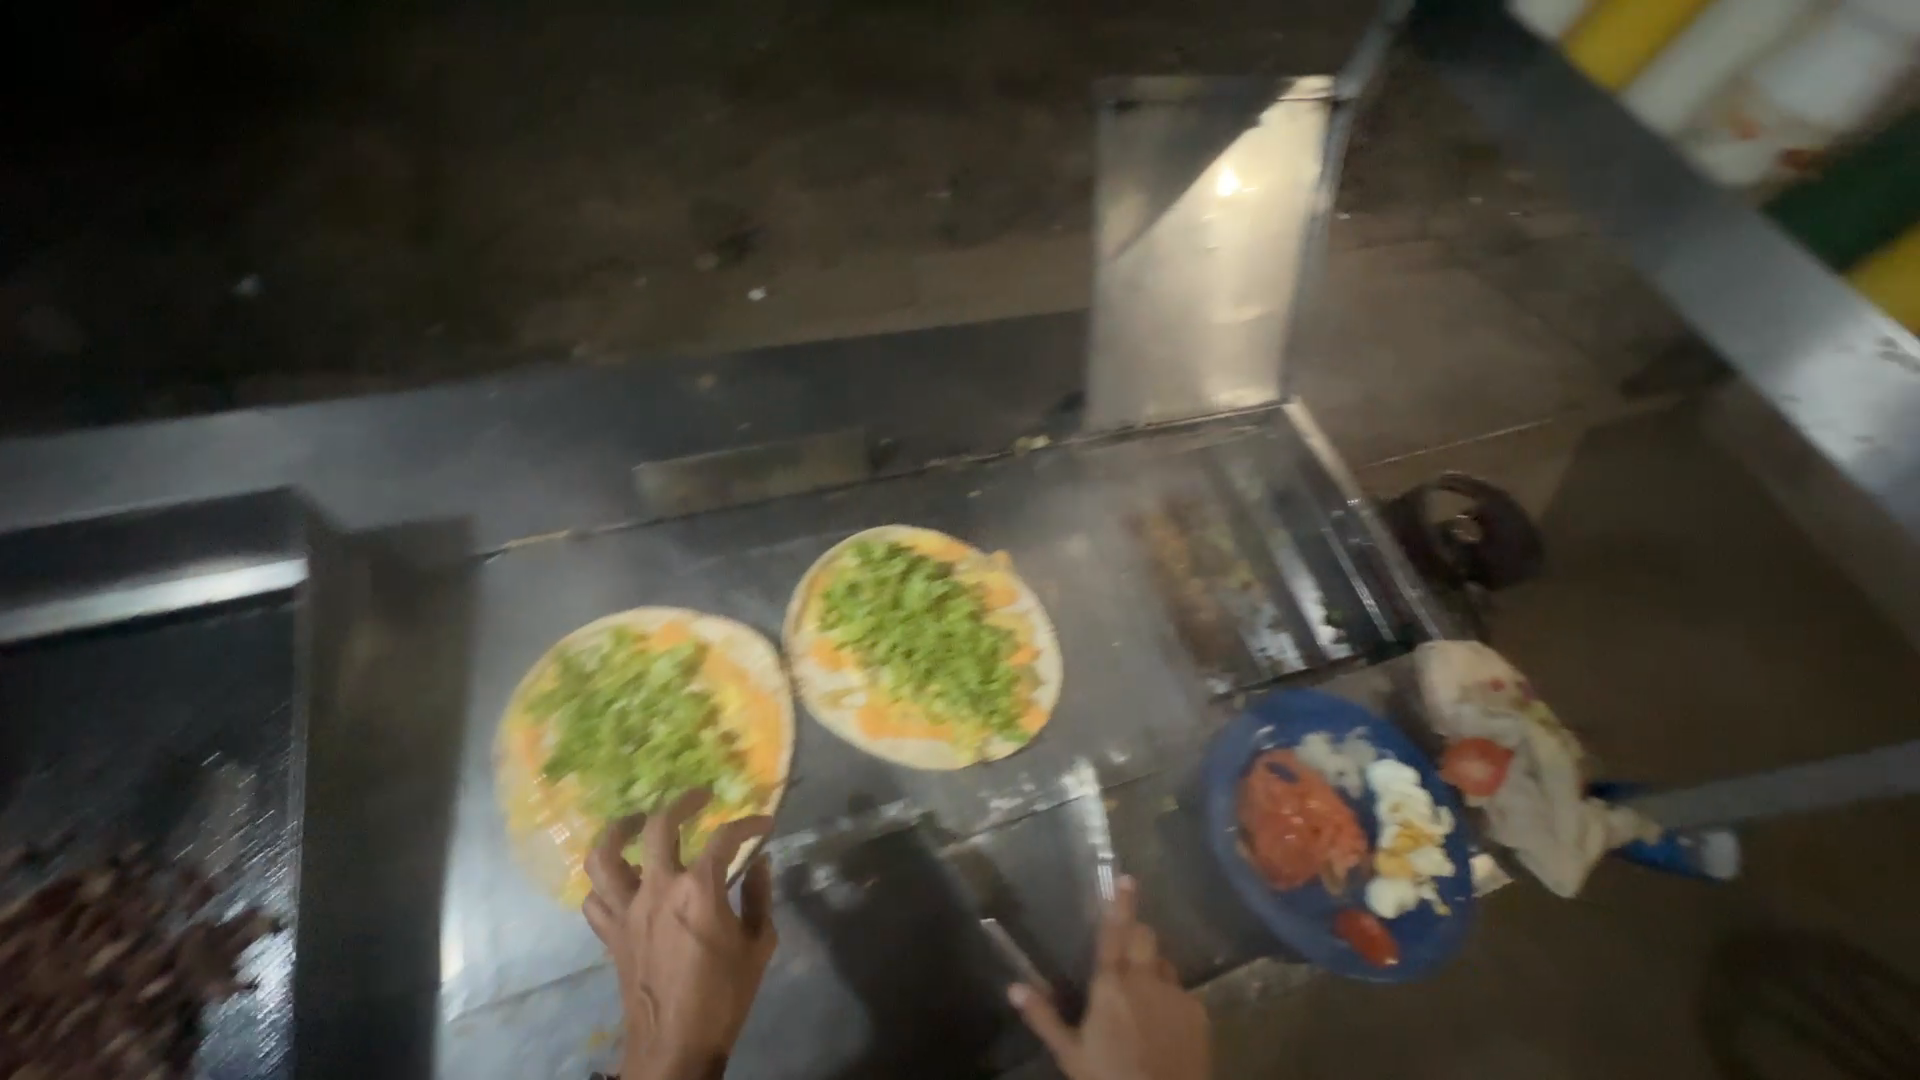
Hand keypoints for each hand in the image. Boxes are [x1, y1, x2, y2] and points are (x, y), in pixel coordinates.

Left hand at [583, 789, 776, 1079]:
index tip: (764, 823)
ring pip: (604, 856)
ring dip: (619, 830)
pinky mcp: (611, 934)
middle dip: (682, 802)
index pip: (725, 837)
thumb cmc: (724, 995)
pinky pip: (595, 898)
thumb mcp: (759, 944)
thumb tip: (762, 862)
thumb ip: (760, 897)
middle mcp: (658, 889)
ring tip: (637, 821)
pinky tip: (622, 876)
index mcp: (699, 889)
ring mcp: (628, 911)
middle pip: (659, 826)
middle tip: (699, 796)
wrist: (676, 1046)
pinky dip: (605, 882)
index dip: (749, 823)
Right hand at [1008, 877, 1210, 1079]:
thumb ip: (1043, 1017)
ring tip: (1145, 1000)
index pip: (1114, 931)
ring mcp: (1175, 995)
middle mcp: (1144, 980)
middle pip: (1144, 937)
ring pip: (1164, 965)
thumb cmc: (1110, 1079)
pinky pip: (1183, 994)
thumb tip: (1013, 988)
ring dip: (1154, 971)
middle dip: (1137, 935)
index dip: (1120, 902)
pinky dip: (1172, 1001)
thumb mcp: (1070, 1054)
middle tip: (1127, 952)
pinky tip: (1165, 1028)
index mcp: (1110, 984)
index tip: (1126, 878)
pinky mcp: (1198, 1013)